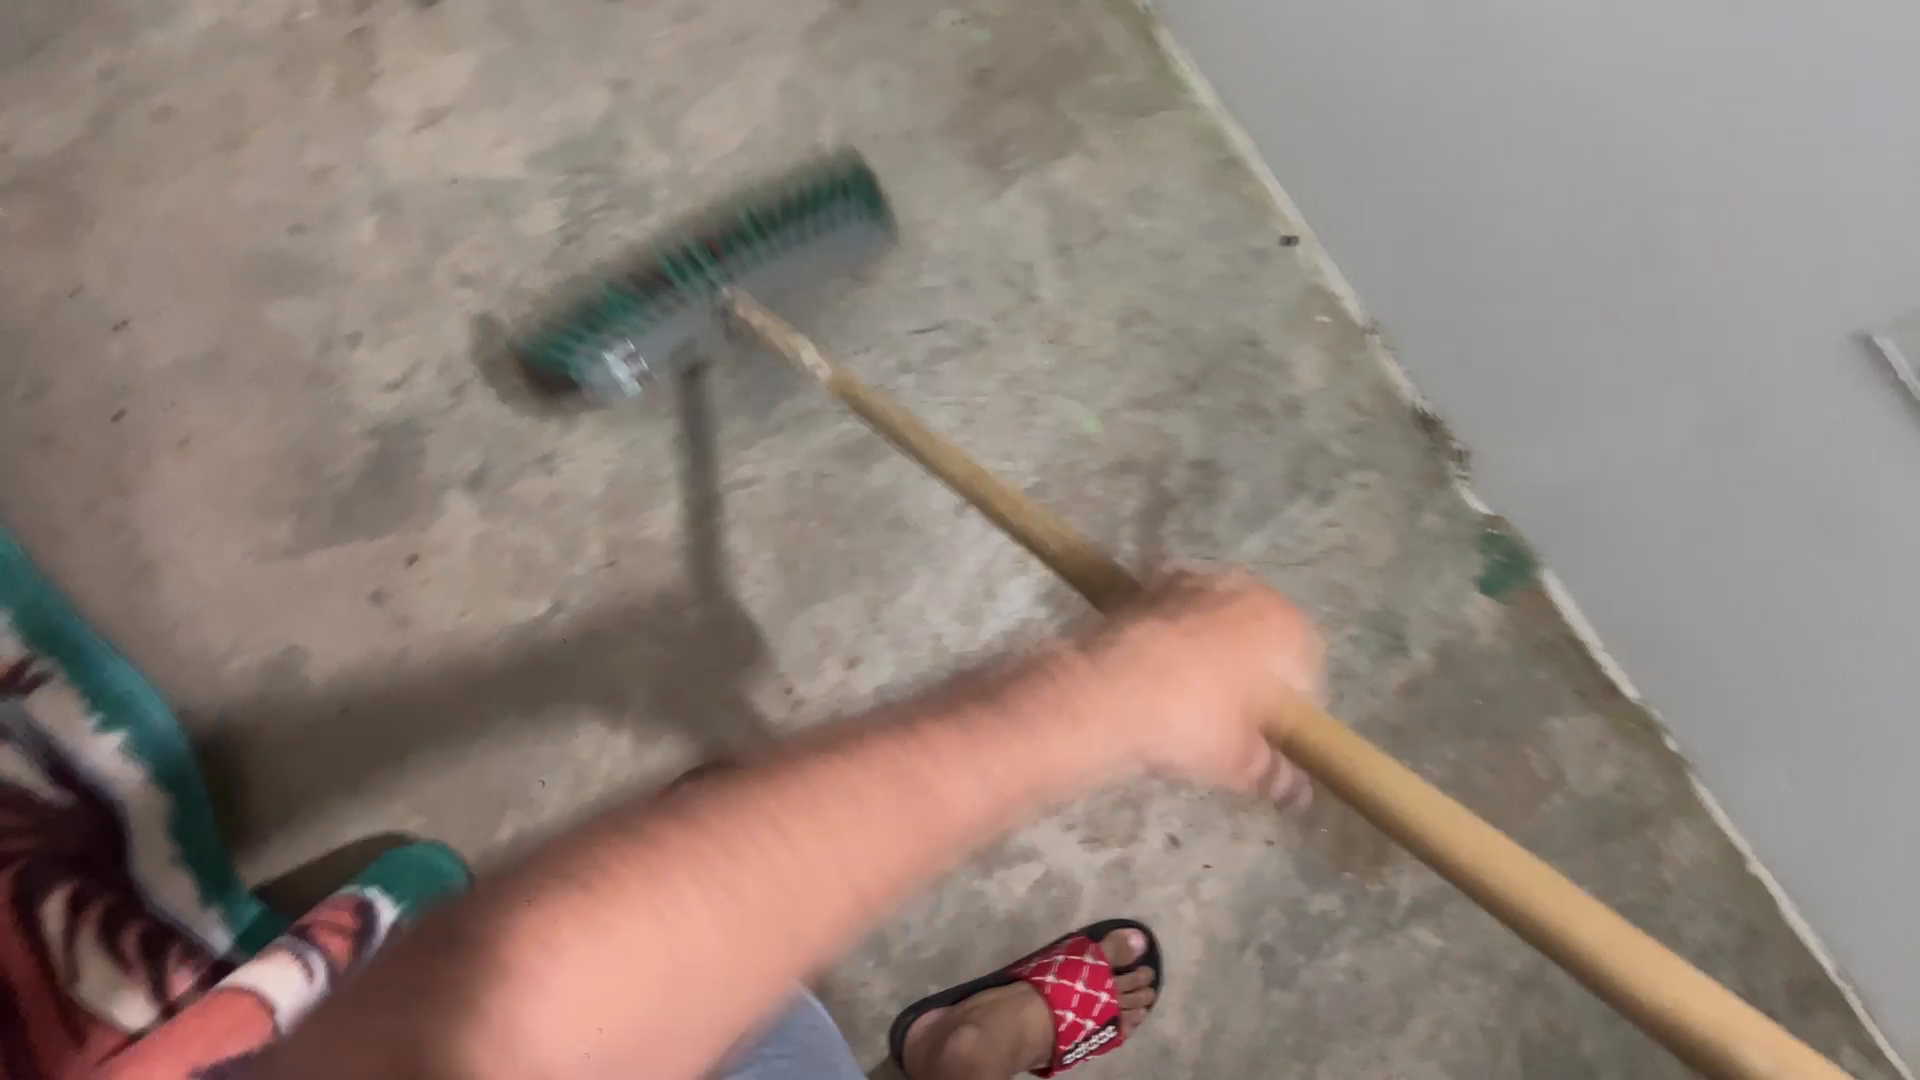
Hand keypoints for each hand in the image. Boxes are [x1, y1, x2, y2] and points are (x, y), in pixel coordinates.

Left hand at [1085, 568, 1322, 804]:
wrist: (1104, 689)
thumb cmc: (1191, 723)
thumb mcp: (1241, 763)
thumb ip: (1275, 772)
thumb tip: (1293, 788)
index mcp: (1290, 629)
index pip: (1308, 678)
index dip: (1290, 715)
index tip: (1269, 741)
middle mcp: (1251, 590)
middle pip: (1263, 639)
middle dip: (1252, 673)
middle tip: (1228, 717)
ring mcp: (1197, 579)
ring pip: (1218, 619)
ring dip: (1212, 646)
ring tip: (1186, 692)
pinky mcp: (1149, 581)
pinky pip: (1175, 609)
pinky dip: (1173, 629)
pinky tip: (1156, 663)